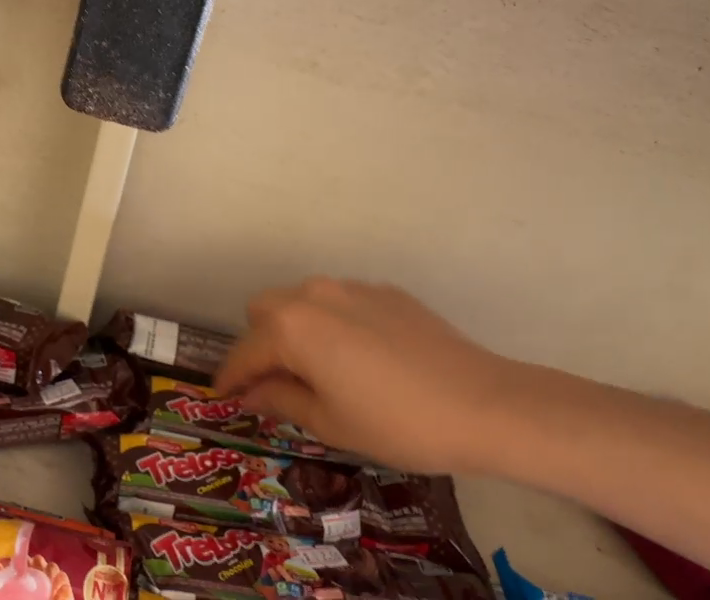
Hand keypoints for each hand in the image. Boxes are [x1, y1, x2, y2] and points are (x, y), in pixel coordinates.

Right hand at [214, 277, 519, 473]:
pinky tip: (360, 360)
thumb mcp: (331, 422)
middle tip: (276, 384)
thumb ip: (280, 399)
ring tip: (318, 371)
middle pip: (266, 310)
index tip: (225, 397)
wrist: (485, 404)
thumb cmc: (397, 422)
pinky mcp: (385, 291)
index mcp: (293, 327)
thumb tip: (251, 393)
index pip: (245, 351)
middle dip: (260, 344)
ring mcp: (352, 287)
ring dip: (296, 330)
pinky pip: (341, 302)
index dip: (231, 378)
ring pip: (303, 301)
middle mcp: (314, 294)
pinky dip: (334, 324)